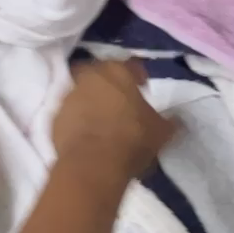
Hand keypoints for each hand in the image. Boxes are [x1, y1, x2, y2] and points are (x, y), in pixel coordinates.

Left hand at [50, 60, 173, 184]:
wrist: (93, 166)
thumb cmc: (131, 141)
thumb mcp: (160, 133)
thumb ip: (169, 123)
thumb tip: (179, 120)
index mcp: (118, 71)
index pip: (132, 67)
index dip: (140, 78)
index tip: (145, 88)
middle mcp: (90, 76)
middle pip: (102, 76)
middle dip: (111, 87)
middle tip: (120, 104)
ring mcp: (68, 96)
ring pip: (83, 94)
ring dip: (92, 104)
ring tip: (103, 124)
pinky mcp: (54, 119)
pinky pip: (70, 117)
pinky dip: (78, 123)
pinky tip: (87, 138)